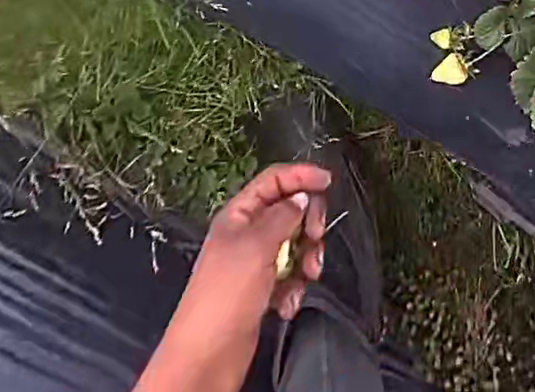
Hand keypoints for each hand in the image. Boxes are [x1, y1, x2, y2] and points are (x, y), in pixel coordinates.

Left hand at [189, 162, 331, 322]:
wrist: (207, 357)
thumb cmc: (225, 295)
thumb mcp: (257, 245)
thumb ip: (284, 216)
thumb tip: (303, 196)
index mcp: (240, 213)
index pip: (274, 180)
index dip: (301, 176)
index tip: (327, 180)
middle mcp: (247, 233)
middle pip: (289, 211)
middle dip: (308, 223)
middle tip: (315, 237)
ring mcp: (255, 262)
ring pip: (294, 245)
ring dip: (305, 259)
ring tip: (305, 276)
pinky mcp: (262, 290)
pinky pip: (291, 276)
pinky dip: (295, 287)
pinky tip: (288, 302)